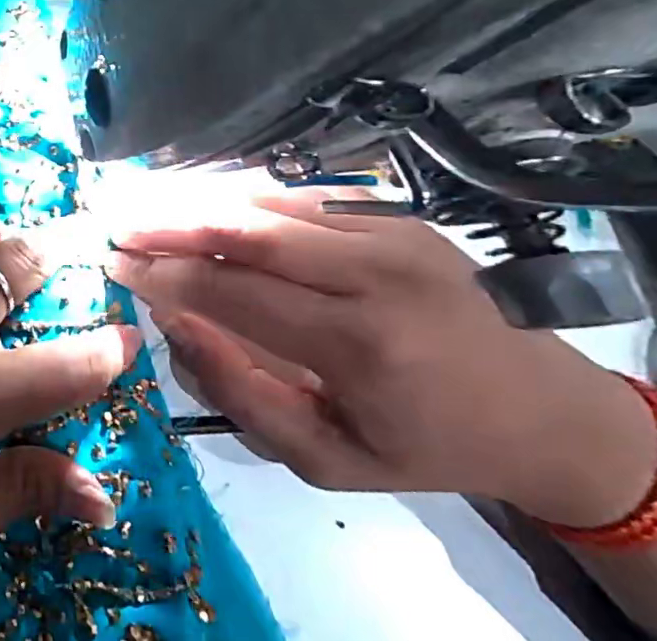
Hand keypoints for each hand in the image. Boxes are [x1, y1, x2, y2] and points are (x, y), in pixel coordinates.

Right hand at [108, 186, 656, 527]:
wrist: (540, 407)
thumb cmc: (426, 444)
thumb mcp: (327, 459)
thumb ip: (240, 393)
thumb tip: (173, 322)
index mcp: (359, 342)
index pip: (230, 289)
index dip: (163, 273)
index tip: (117, 265)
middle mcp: (373, 269)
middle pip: (241, 227)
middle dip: (166, 223)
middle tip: (115, 223)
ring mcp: (388, 230)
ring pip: (264, 200)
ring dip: (195, 202)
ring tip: (143, 205)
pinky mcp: (394, 212)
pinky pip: (295, 197)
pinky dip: (238, 198)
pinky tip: (201, 204)